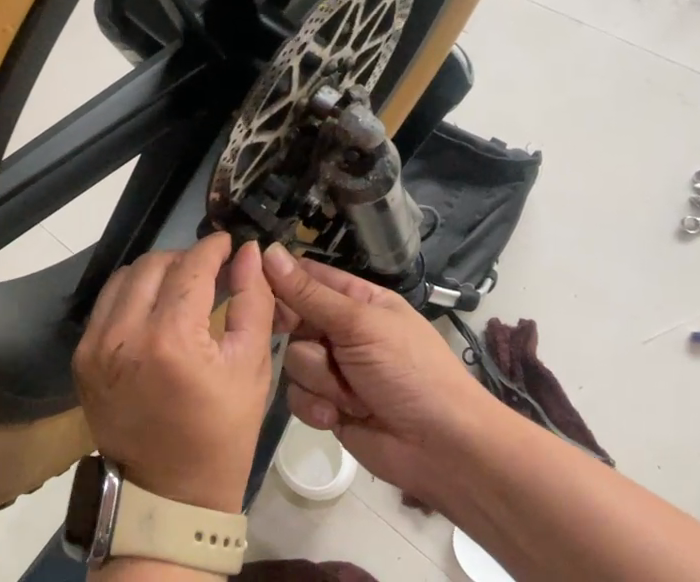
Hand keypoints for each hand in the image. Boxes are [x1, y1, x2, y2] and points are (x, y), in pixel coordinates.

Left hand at [74, 234, 274, 513]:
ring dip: (155, 273)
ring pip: (124, 278)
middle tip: (208, 270)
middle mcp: (125, 334)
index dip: (212, 248)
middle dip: (184, 258)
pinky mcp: (82, 358)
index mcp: (172, 339)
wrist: (169, 495)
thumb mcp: (250, 368)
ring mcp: (96, 346)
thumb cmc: (222, 435)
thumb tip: (248, 253)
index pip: (191, 267)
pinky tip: (154, 309)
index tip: (228, 242)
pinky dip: (130, 297)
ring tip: (181, 287)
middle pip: (153, 264)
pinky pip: (106, 305)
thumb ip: (252, 302)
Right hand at [262, 244, 493, 504]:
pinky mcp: (328, 406)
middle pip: (292, 318)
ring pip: (293, 359)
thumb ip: (310, 294)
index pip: (307, 277)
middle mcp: (343, 331)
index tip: (256, 285)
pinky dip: (317, 406)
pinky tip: (339, 416)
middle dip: (299, 335)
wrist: (443, 450)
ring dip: (318, 378)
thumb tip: (269, 250)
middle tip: (317, 344)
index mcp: (359, 300)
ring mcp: (335, 370)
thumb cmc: (410, 372)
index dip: (280, 279)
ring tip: (350, 394)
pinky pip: (297, 395)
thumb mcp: (360, 325)